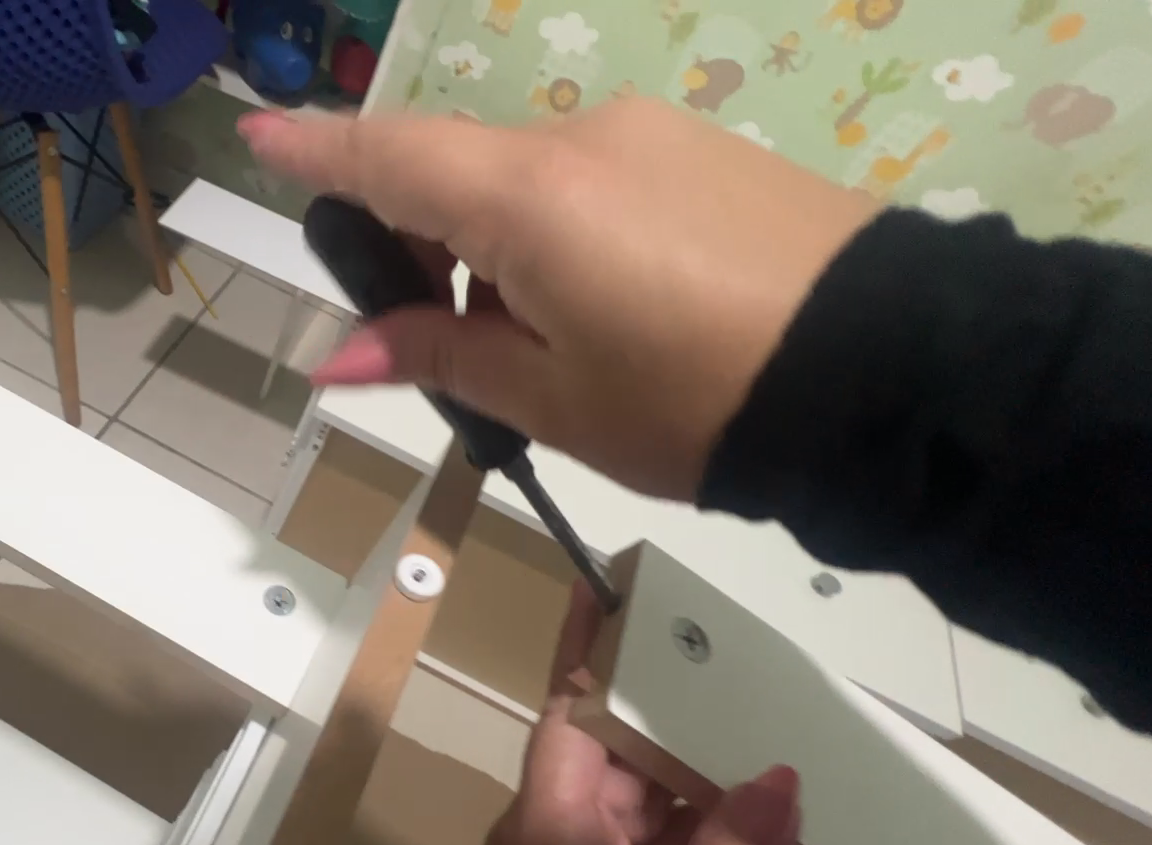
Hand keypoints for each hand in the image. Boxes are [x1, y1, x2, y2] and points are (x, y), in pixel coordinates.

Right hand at [239, 99, 878, 500]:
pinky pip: (575, 186)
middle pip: (448, 175)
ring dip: (476, 253)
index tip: (257, 136)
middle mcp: (579, 142)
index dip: (317, 152)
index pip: (392, 159)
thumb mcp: (542, 396)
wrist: (894, 377)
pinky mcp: (688, 154)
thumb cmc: (690, 402)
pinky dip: (535, 240)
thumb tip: (335, 358)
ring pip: (511, 185)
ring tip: (509, 349)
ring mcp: (643, 139)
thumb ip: (433, 356)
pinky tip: (570, 310)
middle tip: (413, 338)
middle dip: (408, 246)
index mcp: (529, 202)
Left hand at [481, 583, 799, 844]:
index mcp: (541, 836)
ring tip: (736, 728)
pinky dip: (670, 829)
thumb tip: (777, 776)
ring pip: (614, 801)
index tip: (606, 596)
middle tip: (713, 665)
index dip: (588, 656)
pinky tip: (726, 812)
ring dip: (671, 775)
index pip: (568, 720)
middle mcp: (535, 842)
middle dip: (653, 717)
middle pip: (595, 755)